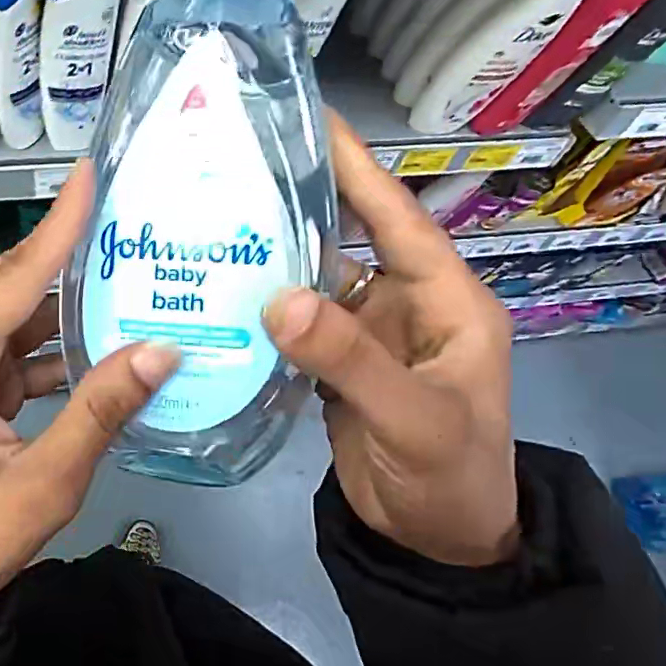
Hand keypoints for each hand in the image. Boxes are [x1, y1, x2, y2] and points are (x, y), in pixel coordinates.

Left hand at [0, 161, 180, 617]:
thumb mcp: (44, 483)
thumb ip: (100, 412)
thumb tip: (162, 350)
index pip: (16, 279)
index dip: (58, 225)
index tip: (90, 174)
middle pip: (15, 286)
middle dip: (67, 248)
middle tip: (123, 215)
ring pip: (21, 319)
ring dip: (70, 299)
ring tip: (129, 271)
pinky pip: (21, 352)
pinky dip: (60, 345)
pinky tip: (107, 345)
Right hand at [262, 112, 518, 566]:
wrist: (436, 544)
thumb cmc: (449, 478)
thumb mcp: (413, 419)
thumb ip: (350, 360)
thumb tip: (278, 297)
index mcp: (446, 301)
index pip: (399, 219)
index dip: (359, 169)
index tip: (314, 121)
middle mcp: (405, 306)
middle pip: (351, 241)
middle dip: (305, 202)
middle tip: (243, 168)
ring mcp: (367, 336)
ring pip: (317, 282)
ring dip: (274, 258)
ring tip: (216, 225)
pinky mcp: (337, 365)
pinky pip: (298, 324)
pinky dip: (264, 310)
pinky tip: (222, 294)